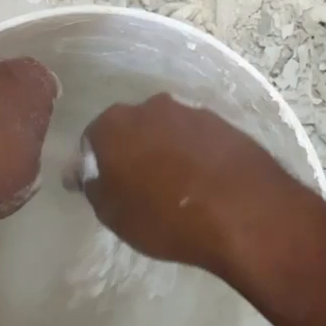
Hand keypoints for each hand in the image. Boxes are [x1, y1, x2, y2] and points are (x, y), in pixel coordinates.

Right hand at [65, 94, 311, 273]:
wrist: (243, 213)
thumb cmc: (164, 217)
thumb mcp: (113, 214)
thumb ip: (93, 187)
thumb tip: (82, 171)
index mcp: (114, 124)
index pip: (92, 140)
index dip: (96, 166)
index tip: (105, 189)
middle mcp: (151, 107)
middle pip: (132, 130)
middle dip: (132, 153)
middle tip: (140, 189)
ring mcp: (192, 112)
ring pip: (168, 132)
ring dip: (166, 153)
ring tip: (177, 189)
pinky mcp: (225, 125)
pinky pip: (199, 141)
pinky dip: (196, 157)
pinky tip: (204, 185)